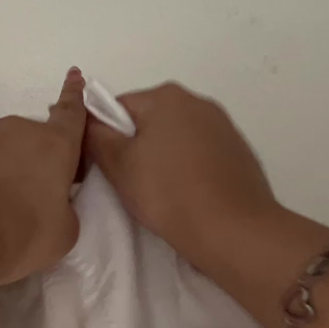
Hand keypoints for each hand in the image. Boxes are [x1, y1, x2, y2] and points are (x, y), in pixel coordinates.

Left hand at [0, 68, 88, 285]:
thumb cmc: (19, 234)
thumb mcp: (63, 232)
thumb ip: (63, 208)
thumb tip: (50, 202)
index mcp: (53, 144)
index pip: (71, 113)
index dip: (76, 96)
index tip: (75, 75)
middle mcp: (15, 129)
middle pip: (32, 139)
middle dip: (33, 159)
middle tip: (28, 194)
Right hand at [83, 81, 290, 269]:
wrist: (234, 231)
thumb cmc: (168, 193)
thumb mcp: (119, 165)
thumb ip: (97, 136)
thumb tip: (89, 121)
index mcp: (166, 97)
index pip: (117, 107)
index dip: (104, 136)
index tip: (104, 167)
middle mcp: (198, 101)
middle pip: (149, 120)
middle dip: (135, 146)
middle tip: (128, 182)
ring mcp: (223, 126)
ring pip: (176, 138)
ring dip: (162, 157)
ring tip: (159, 192)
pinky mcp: (239, 151)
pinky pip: (200, 153)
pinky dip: (188, 168)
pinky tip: (187, 195)